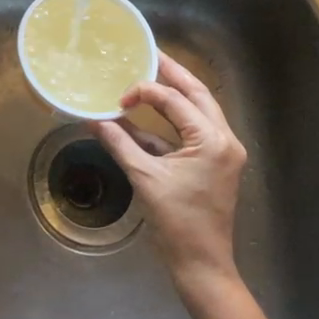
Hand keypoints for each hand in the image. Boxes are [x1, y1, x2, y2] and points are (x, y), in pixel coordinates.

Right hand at [90, 51, 247, 283]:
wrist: (202, 265)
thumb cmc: (178, 223)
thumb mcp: (145, 179)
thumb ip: (120, 143)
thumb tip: (93, 120)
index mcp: (212, 139)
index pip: (176, 100)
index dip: (145, 91)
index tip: (119, 97)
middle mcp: (224, 139)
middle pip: (197, 94)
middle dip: (172, 73)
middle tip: (148, 53)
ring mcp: (222, 152)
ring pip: (197, 111)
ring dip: (172, 95)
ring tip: (149, 73)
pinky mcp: (213, 164)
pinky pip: (190, 133)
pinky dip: (168, 124)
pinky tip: (141, 118)